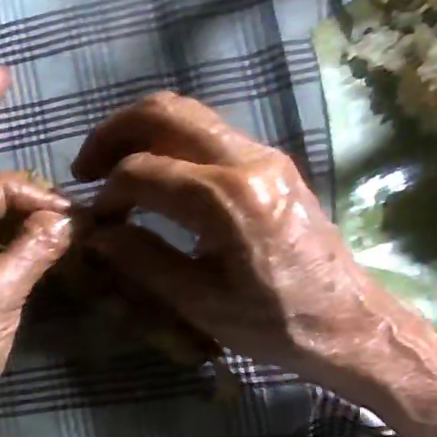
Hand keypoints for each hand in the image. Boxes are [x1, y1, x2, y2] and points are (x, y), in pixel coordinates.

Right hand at [72, 92, 411, 394]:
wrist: (350, 323)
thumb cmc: (276, 324)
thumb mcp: (200, 303)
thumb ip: (142, 261)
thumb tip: (97, 234)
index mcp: (229, 200)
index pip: (143, 172)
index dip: (106, 194)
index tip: (94, 223)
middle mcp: (249, 161)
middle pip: (165, 112)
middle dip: (114, 133)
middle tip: (85, 169)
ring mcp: (265, 155)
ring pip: (188, 115)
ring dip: (141, 134)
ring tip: (111, 171)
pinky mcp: (271, 163)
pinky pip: (208, 134)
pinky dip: (169, 144)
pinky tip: (153, 179)